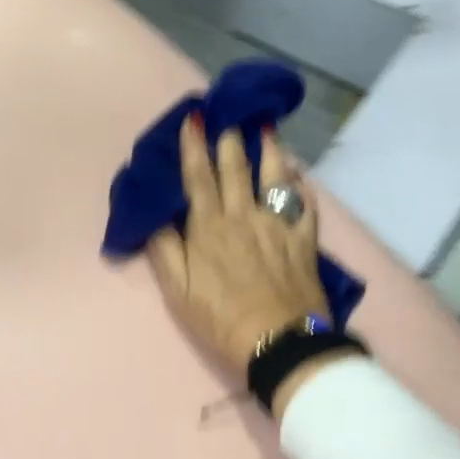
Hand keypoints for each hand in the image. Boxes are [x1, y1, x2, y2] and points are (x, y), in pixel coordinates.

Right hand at [146, 115, 329, 376]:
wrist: (282, 344)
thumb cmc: (221, 319)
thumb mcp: (178, 290)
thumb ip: (165, 249)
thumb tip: (155, 214)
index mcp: (208, 228)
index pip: (198, 178)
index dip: (194, 147)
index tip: (193, 119)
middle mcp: (243, 218)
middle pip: (235, 171)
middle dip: (229, 140)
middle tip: (228, 114)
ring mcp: (278, 228)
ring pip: (273, 180)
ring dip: (269, 152)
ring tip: (267, 130)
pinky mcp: (304, 243)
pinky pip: (305, 207)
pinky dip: (302, 189)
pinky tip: (300, 178)